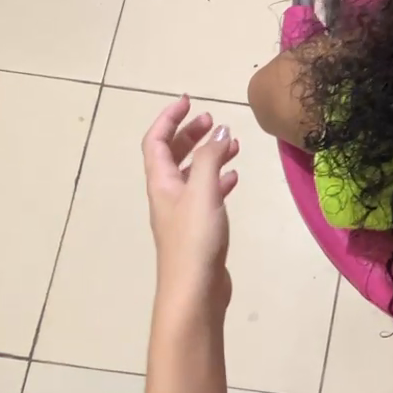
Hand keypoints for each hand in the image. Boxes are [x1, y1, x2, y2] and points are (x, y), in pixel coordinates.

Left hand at [142, 96, 241, 313]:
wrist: (194, 291)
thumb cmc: (195, 240)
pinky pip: (207, 194)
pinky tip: (234, 178)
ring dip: (208, 155)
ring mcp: (183, 213)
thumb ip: (210, 159)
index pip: (157, 141)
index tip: (189, 101)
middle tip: (213, 120)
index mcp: (161, 183)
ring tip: (232, 145)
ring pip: (193, 174)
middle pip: (173, 155)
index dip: (169, 118)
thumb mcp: (202, 192)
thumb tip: (219, 130)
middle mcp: (168, 195)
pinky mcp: (199, 229)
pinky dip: (219, 180)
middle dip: (190, 133)